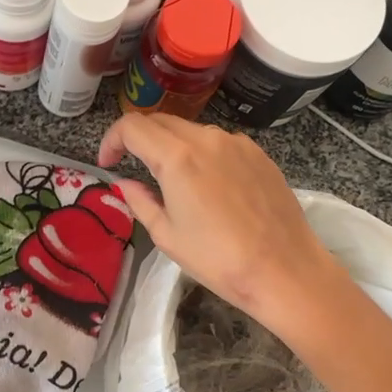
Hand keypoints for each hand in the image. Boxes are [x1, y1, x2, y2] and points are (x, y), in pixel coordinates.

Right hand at [97, 115, 347, 334]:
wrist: (284, 270)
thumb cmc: (218, 259)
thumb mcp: (167, 236)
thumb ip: (140, 201)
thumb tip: (125, 184)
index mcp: (177, 158)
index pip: (132, 126)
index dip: (112, 140)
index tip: (108, 162)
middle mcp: (207, 139)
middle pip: (161, 122)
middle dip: (139, 139)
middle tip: (131, 166)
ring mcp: (237, 143)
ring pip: (192, 130)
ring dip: (172, 146)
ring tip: (172, 181)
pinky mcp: (259, 154)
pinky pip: (220, 143)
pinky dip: (203, 154)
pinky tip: (209, 186)